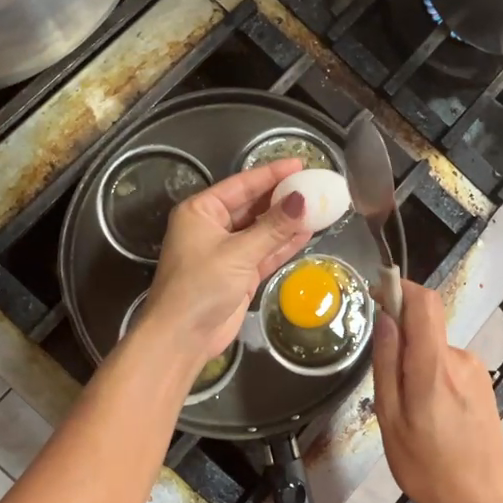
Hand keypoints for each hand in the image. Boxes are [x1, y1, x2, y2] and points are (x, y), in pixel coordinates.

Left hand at [145, 157, 313, 370]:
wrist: (182, 338)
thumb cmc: (200, 286)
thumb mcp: (238, 253)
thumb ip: (273, 227)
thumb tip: (303, 200)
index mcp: (201, 211)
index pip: (242, 185)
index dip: (271, 174)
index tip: (300, 164)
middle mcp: (213, 226)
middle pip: (253, 205)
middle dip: (283, 198)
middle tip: (316, 185)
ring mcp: (227, 251)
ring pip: (262, 229)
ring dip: (288, 221)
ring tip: (320, 206)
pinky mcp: (239, 274)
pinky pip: (265, 251)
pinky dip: (284, 244)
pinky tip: (308, 232)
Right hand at [371, 282, 502, 502]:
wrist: (478, 500)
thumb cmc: (425, 465)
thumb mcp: (390, 417)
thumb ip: (387, 363)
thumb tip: (385, 318)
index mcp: (434, 365)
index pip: (424, 302)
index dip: (400, 287)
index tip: (377, 294)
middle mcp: (460, 359)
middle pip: (427, 326)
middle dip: (402, 340)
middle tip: (387, 385)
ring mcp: (476, 370)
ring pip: (436, 349)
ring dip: (418, 365)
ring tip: (410, 412)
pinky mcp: (484, 383)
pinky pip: (449, 366)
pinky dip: (433, 378)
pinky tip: (431, 416)